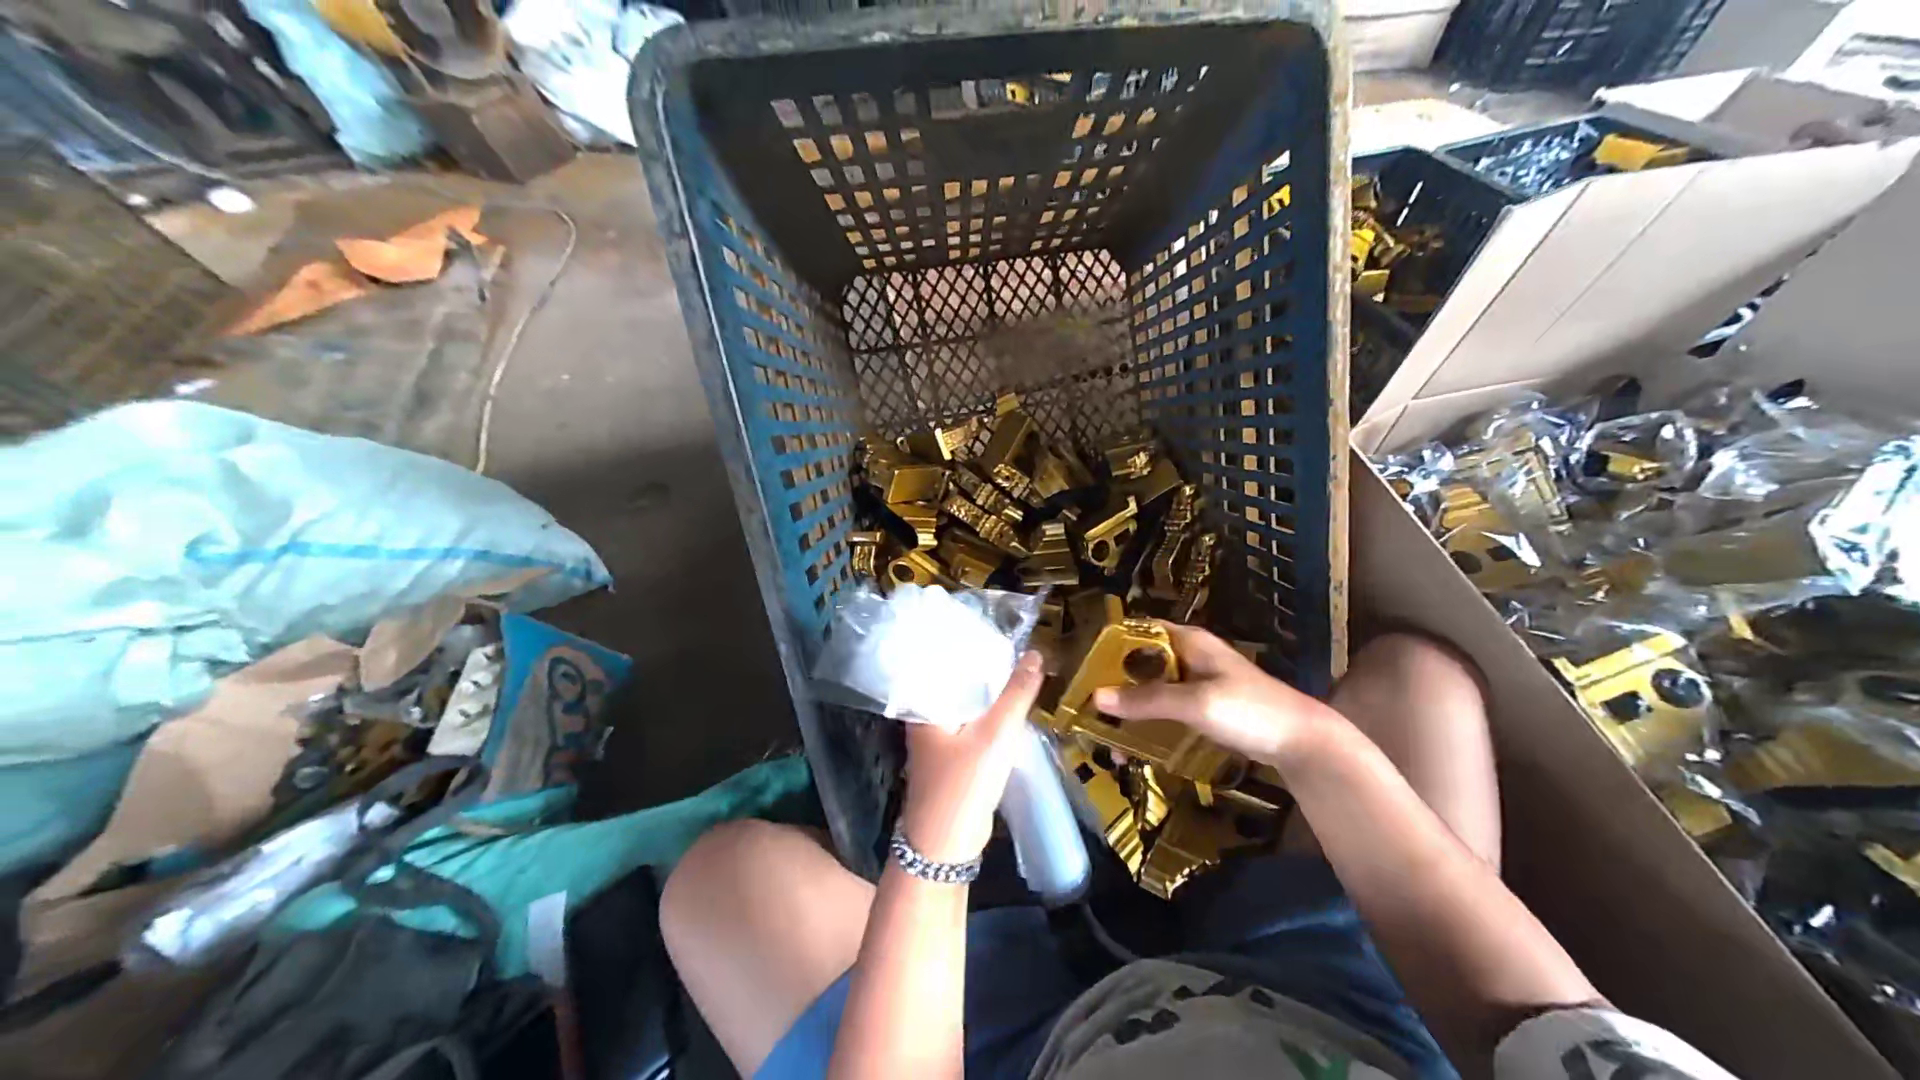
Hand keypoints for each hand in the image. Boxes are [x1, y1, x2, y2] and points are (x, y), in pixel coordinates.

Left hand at [899, 650, 1045, 863]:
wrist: (946, 847)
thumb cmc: (963, 786)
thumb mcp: (995, 736)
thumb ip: (1016, 694)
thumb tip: (1036, 653)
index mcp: (924, 706)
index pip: (945, 662)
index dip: (973, 646)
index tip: (1001, 630)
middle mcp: (926, 717)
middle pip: (959, 683)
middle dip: (986, 669)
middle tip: (1020, 647)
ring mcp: (938, 738)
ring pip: (968, 705)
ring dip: (991, 694)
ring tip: (1022, 670)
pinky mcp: (953, 756)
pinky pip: (973, 724)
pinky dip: (991, 715)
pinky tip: (1012, 708)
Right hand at [1092, 623, 1336, 771]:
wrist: (1302, 742)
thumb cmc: (1249, 710)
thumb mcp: (1195, 703)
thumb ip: (1148, 700)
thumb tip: (1097, 697)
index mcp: (1189, 642)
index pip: (1140, 631)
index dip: (1111, 645)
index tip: (1084, 667)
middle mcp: (1191, 656)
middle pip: (1142, 662)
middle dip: (1116, 683)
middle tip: (1089, 707)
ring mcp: (1199, 683)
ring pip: (1153, 689)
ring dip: (1131, 708)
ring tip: (1107, 734)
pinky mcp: (1206, 707)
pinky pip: (1167, 709)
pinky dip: (1150, 722)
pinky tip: (1135, 744)